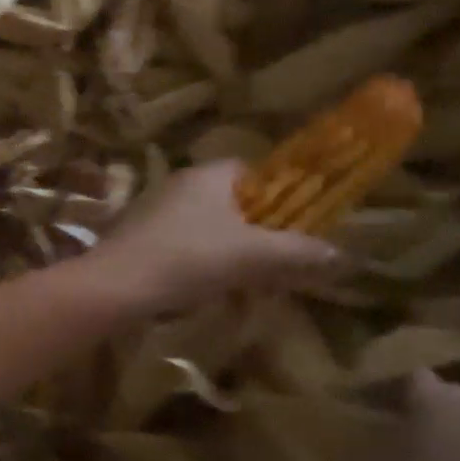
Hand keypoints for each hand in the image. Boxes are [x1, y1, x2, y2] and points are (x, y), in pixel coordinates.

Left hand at [97, 161, 342, 311]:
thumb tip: (344, 255)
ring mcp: (156, 214)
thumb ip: (302, 251)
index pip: (252, 170)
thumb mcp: (256, 255)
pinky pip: (190, 248)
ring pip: (213, 228)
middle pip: (235, 202)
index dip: (283, 191)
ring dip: (240, 252)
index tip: (308, 219)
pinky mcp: (143, 241)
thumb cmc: (188, 258)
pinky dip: (211, 264)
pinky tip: (225, 290)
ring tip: (266, 281)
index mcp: (204, 177)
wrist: (116, 285)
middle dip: (265, 229)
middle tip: (292, 258)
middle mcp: (178, 187)